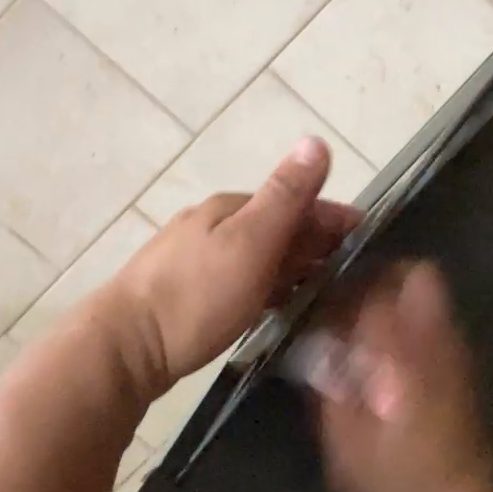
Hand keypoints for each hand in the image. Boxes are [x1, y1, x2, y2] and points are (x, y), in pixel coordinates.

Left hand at [106, 136, 360, 397]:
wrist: (121, 351)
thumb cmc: (194, 296)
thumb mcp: (250, 242)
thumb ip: (286, 195)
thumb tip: (316, 140)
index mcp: (230, 208)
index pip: (298, 202)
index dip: (337, 219)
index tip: (371, 242)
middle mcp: (213, 225)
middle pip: (279, 227)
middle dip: (319, 244)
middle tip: (357, 275)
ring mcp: (197, 259)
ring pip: (262, 255)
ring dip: (297, 267)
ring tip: (329, 294)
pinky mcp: (188, 294)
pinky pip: (245, 280)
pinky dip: (271, 287)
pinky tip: (282, 306)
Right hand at [316, 262, 492, 491]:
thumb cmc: (404, 486)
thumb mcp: (348, 452)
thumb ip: (329, 392)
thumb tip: (313, 349)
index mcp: (404, 354)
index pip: (373, 289)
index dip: (339, 292)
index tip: (316, 312)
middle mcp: (436, 335)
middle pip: (410, 271)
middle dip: (370, 279)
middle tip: (338, 311)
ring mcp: (455, 341)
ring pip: (425, 286)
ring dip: (388, 294)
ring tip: (356, 330)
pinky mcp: (462, 355)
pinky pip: (431, 311)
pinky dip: (404, 315)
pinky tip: (381, 352)